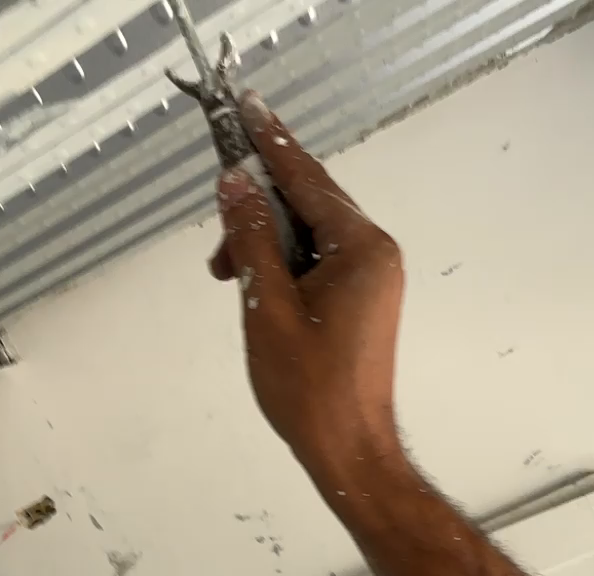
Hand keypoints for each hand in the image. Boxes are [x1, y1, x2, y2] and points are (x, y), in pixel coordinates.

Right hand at [210, 92, 406, 479]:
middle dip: (258, 215)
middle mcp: (376, 256)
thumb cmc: (309, 390)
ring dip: (266, 248)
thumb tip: (234, 182)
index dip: (270, 144)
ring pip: (310, 240)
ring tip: (226, 277)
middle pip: (309, 207)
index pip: (308, 180)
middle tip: (217, 243)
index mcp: (362, 250)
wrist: (349, 451)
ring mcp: (373, 282)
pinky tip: (255, 290)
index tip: (244, 105)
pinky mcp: (363, 304)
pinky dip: (284, 270)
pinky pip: (319, 267)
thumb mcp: (267, 309)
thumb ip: (250, 239)